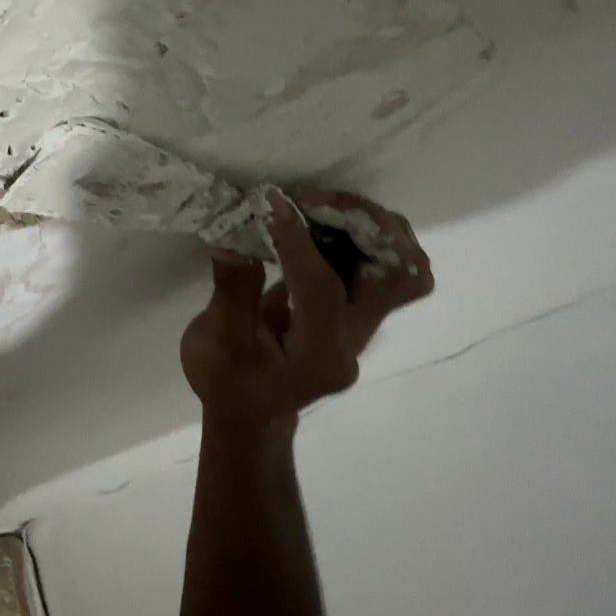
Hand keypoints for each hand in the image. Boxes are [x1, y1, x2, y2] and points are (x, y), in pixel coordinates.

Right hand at [180, 188, 432, 430]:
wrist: (250, 415)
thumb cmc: (226, 383)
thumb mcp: (214, 342)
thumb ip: (232, 289)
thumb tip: (234, 236)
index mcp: (318, 355)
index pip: (321, 289)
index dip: (298, 241)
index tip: (271, 202)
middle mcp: (354, 340)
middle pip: (399, 276)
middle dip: (363, 226)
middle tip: (310, 200)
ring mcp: (362, 327)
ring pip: (401, 267)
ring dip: (367, 226)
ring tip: (317, 204)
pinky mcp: (356, 311)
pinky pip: (380, 265)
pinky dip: (359, 234)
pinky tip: (319, 218)